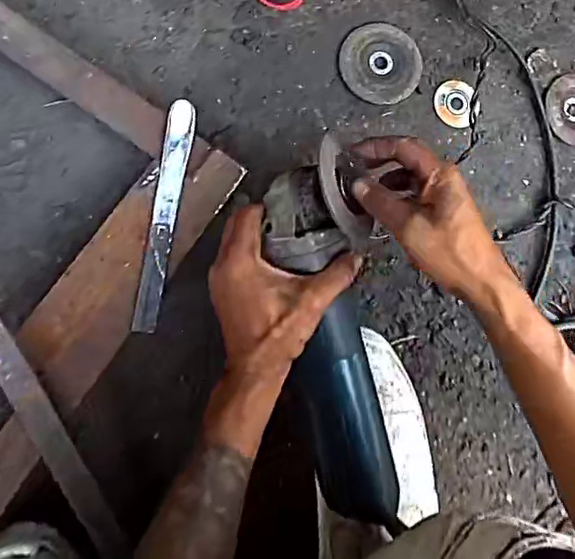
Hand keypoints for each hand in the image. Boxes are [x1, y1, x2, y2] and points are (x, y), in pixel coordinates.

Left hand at [208, 204, 359, 382]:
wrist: (254, 370)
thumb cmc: (277, 334)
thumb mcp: (310, 301)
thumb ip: (336, 275)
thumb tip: (357, 256)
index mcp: (239, 260)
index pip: (247, 215)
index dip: (268, 206)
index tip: (289, 205)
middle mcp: (222, 264)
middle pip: (236, 224)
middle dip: (260, 216)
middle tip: (289, 216)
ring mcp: (218, 277)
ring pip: (232, 239)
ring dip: (252, 232)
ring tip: (283, 232)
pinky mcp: (220, 288)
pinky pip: (231, 255)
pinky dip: (247, 248)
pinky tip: (271, 256)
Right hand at [348, 136, 518, 309]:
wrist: (482, 282)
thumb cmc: (450, 253)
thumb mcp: (408, 226)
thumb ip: (381, 201)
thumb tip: (358, 184)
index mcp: (440, 174)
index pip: (403, 147)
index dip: (375, 147)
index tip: (353, 153)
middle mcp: (444, 178)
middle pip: (406, 159)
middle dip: (379, 161)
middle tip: (354, 168)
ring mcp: (444, 193)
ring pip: (409, 177)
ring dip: (386, 181)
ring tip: (364, 192)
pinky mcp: (443, 210)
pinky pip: (414, 194)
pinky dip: (396, 196)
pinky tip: (382, 209)